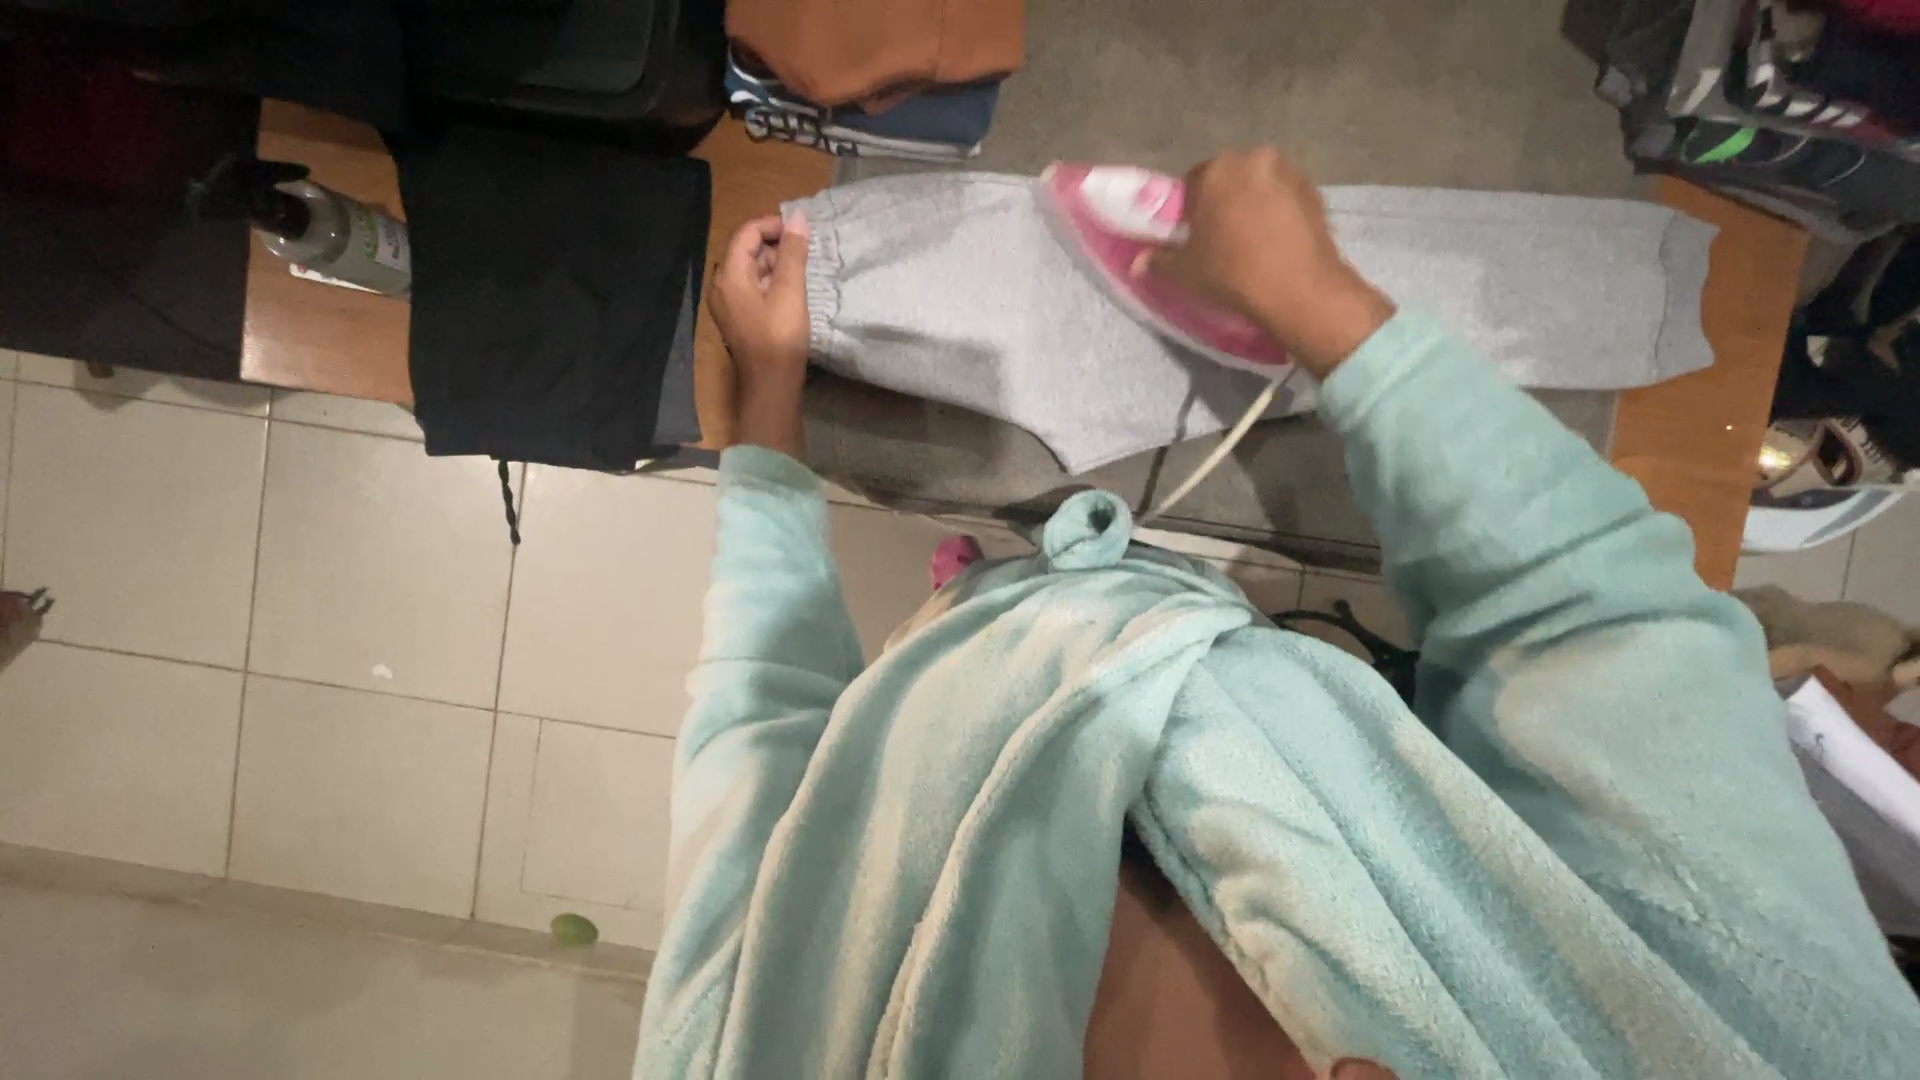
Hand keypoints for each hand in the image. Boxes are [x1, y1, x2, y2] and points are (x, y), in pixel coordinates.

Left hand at [711, 211, 811, 456]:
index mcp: (729, 275)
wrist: (770, 385)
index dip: (773, 225)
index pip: (747, 233)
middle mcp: (721, 285)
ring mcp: (728, 304)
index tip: (801, 232)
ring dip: (774, 264)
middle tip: (804, 252)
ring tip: (801, 271)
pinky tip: (790, 291)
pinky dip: (770, 282)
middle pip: (746, 250)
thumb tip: (798, 218)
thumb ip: (793, 253)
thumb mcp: (790, 291)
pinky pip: (751, 288)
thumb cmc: (780, 337)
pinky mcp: (738, 318)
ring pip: (750, 270)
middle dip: (775, 244)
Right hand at [1149, 148, 1394, 377]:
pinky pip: (1284, 199)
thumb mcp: (1185, 271)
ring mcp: (1290, 172)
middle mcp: (1255, 158)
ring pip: (1259, 187)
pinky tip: (1273, 244)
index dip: (1188, 210)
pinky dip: (1277, 214)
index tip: (1191, 234)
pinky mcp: (1315, 192)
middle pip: (1229, 179)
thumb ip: (1159, 261)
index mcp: (1217, 169)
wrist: (1297, 288)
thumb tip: (1138, 262)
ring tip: (1249, 242)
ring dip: (1251, 206)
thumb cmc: (1231, 272)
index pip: (1192, 183)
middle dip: (1222, 202)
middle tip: (1218, 238)